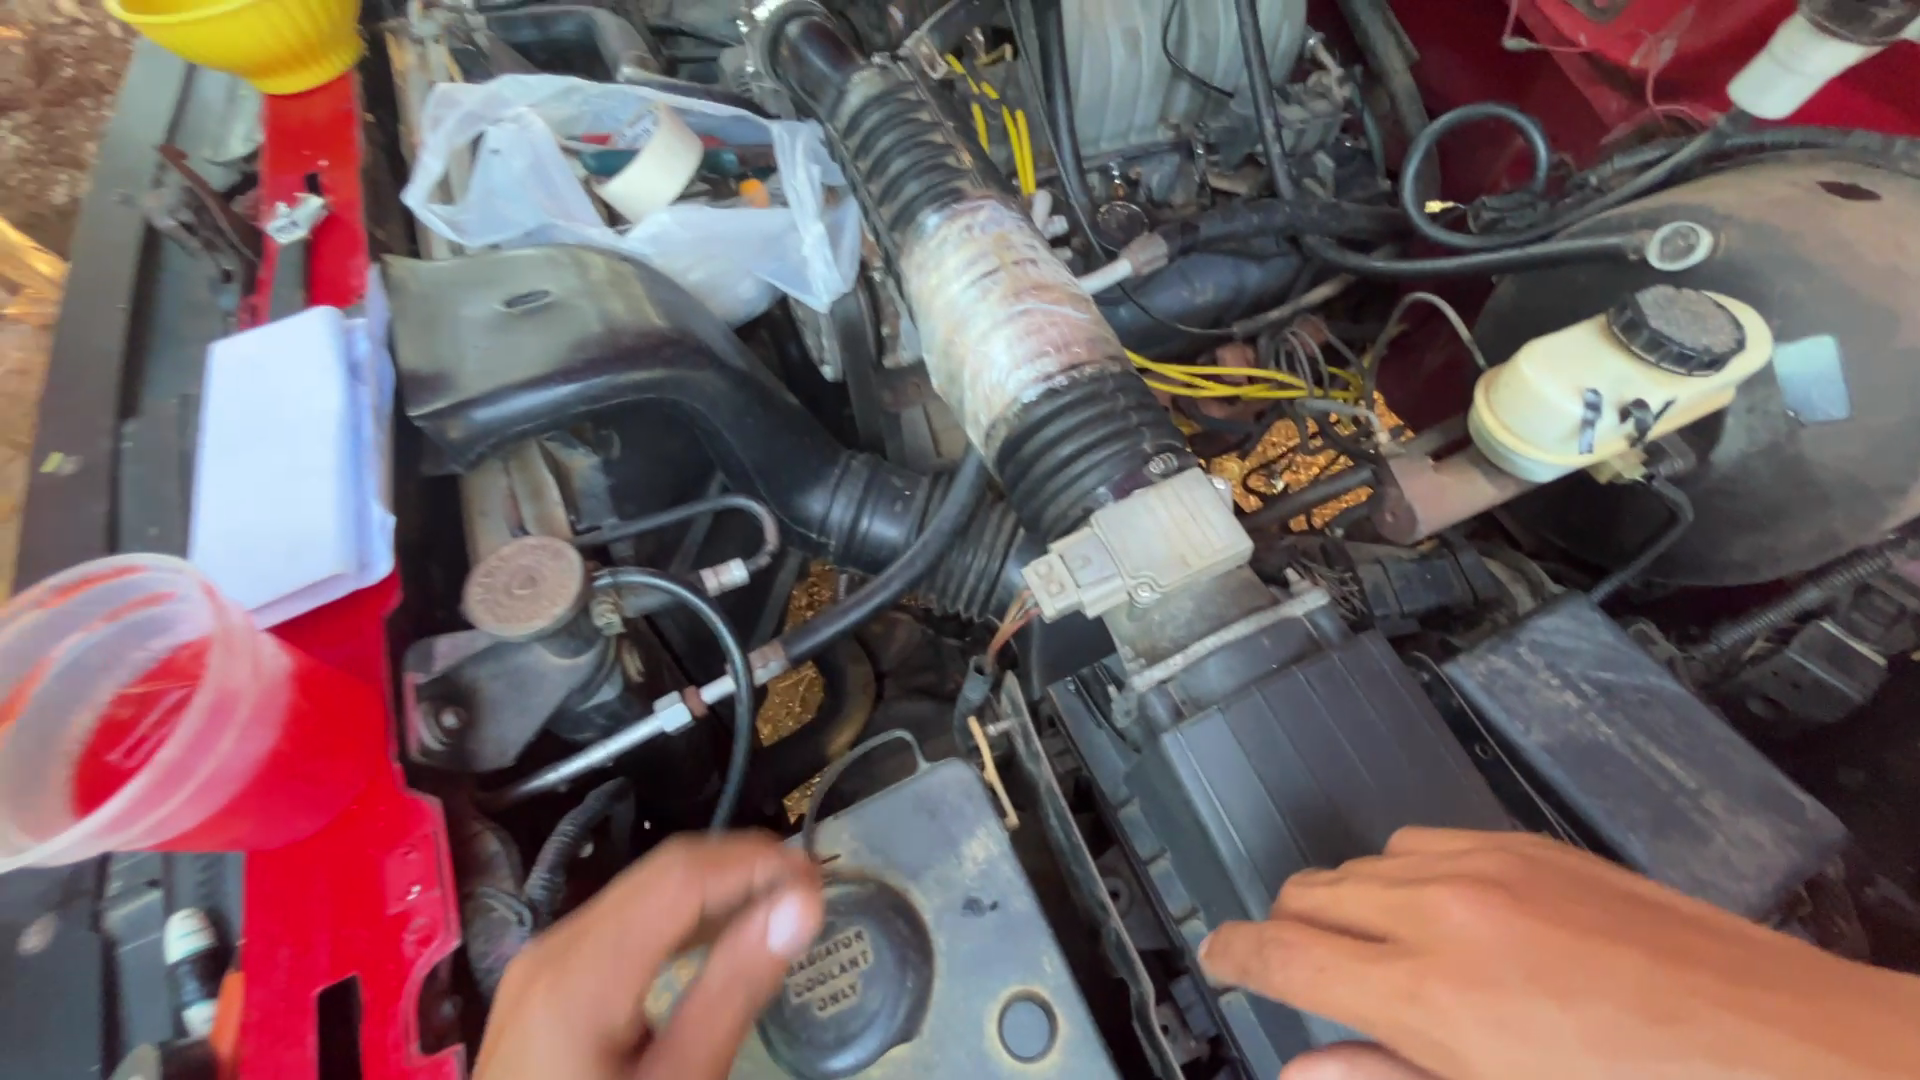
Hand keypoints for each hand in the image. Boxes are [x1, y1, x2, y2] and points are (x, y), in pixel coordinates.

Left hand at [474, 832, 823, 1079]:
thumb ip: (736, 990)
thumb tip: (802, 903)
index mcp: (579, 974)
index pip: (681, 877)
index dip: (756, 862)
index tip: (818, 877)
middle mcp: (556, 945)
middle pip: (663, 873)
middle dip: (743, 867)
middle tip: (810, 889)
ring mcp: (548, 958)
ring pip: (649, 887)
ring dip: (720, 885)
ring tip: (782, 903)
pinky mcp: (552, 976)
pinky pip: (630, 917)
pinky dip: (686, 912)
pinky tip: (726, 930)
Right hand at [1200, 827, 1919, 1079]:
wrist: (1829, 1066)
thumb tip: (1304, 1071)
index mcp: (1434, 995)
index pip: (1284, 956)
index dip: (1235, 954)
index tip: (1220, 957)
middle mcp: (1443, 911)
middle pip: (1306, 896)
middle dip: (1285, 932)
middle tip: (1299, 972)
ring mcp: (1484, 865)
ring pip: (1355, 864)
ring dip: (1341, 904)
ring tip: (1371, 950)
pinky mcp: (1524, 843)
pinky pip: (1416, 841)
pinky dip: (1398, 875)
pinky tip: (1434, 915)